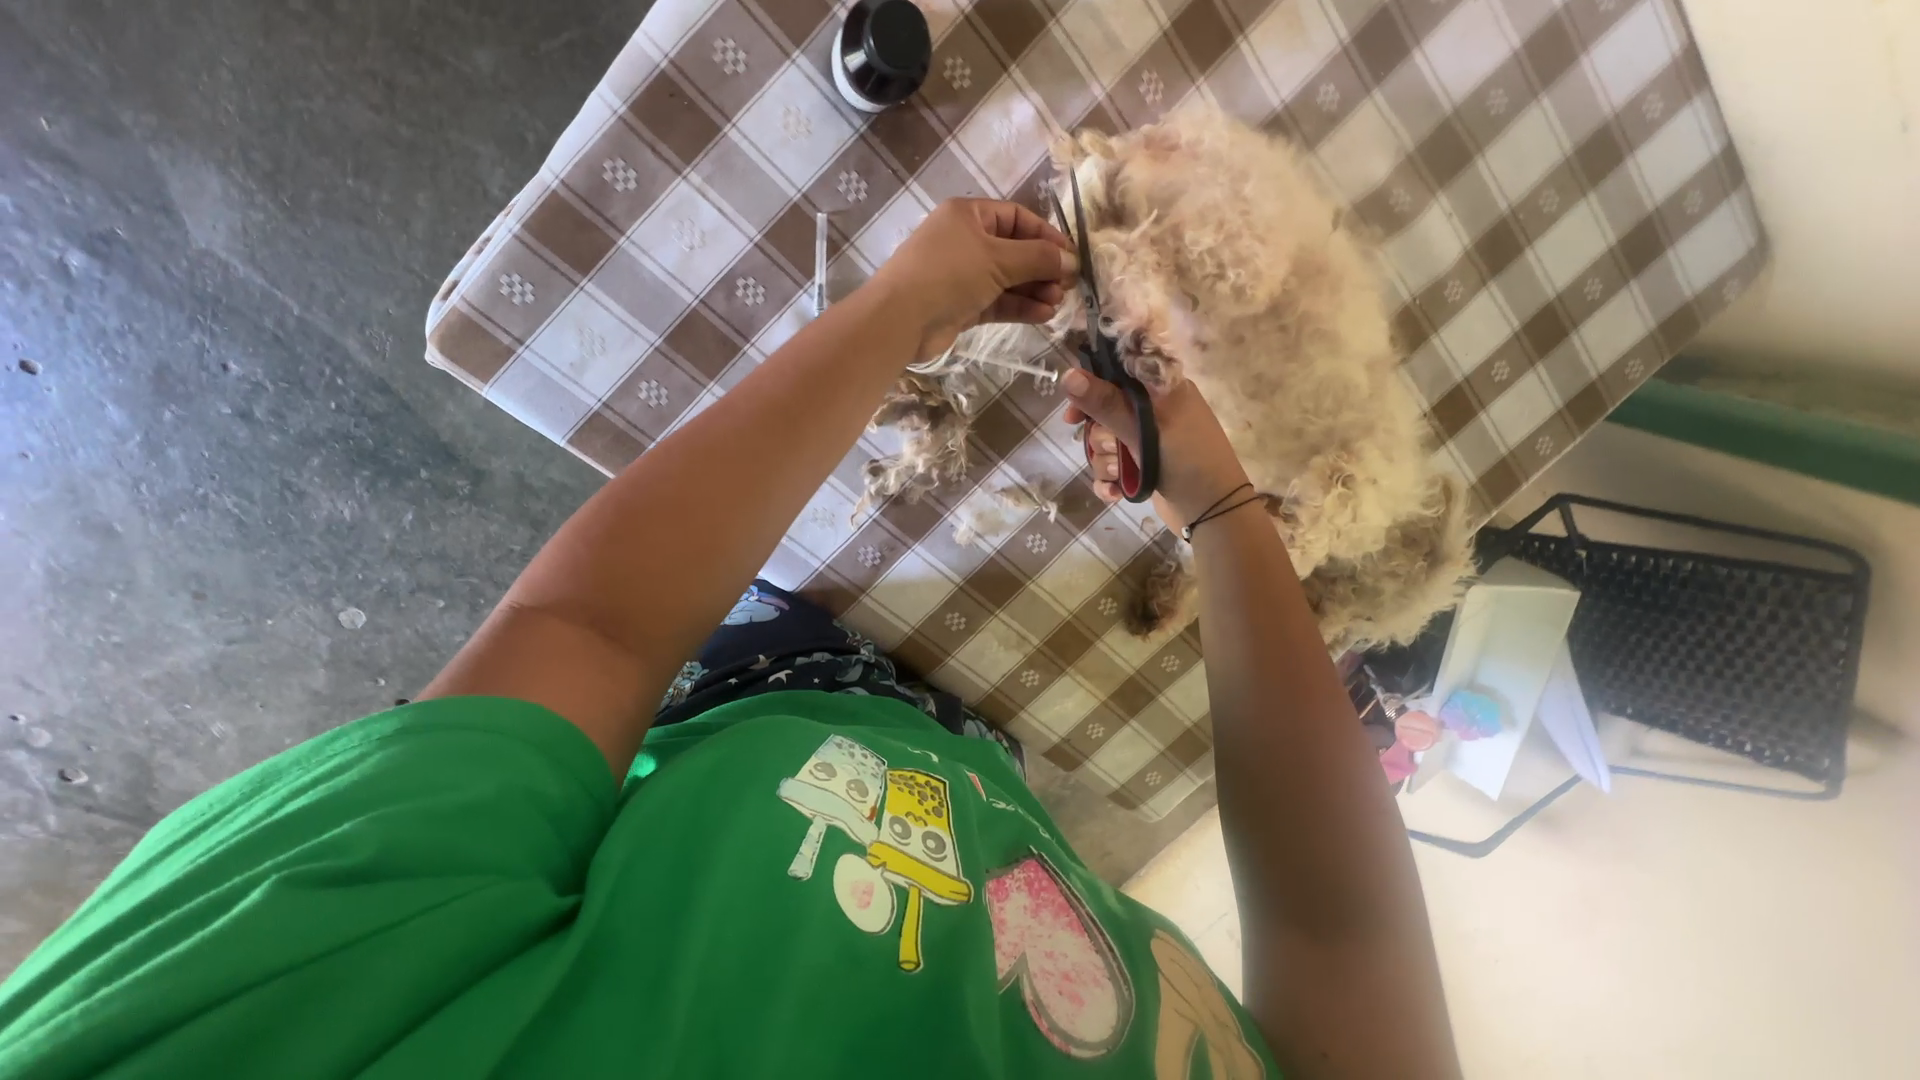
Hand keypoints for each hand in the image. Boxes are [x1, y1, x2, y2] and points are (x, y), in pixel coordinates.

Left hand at [870, 199, 1077, 363]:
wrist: (901, 319)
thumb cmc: (949, 274)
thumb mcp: (998, 259)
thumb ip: (1037, 259)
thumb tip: (1070, 261)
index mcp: (969, 215)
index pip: (1017, 218)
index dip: (1046, 235)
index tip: (1070, 256)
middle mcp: (965, 241)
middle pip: (1015, 251)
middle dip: (1042, 268)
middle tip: (1067, 285)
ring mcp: (963, 275)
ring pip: (1008, 280)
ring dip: (1034, 290)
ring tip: (1057, 303)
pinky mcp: (962, 305)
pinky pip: (998, 302)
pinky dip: (1020, 307)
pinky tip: (1043, 314)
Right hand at [1061, 369, 1251, 531]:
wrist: (1214, 513)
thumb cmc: (1188, 462)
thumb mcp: (1145, 431)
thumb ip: (1106, 404)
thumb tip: (1068, 376)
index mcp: (1160, 391)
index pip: (1115, 376)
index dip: (1090, 393)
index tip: (1074, 416)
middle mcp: (1152, 412)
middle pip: (1103, 415)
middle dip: (1101, 438)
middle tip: (1116, 449)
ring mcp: (1147, 442)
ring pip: (1104, 445)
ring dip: (1106, 463)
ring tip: (1123, 474)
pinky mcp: (1143, 468)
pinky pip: (1111, 469)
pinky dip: (1110, 481)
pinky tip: (1115, 493)